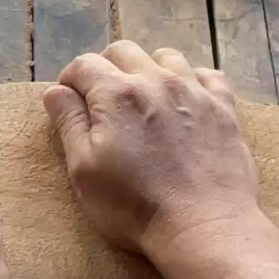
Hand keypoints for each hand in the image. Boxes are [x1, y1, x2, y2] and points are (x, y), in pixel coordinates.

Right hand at [42, 40, 261, 258]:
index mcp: (116, 95)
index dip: (70, 80)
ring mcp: (194, 91)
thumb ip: (69, 124)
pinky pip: (206, 75)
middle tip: (101, 101)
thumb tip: (55, 91)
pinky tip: (183, 103)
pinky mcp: (223, 108)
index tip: (69, 102)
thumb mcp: (84, 171)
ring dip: (147, 70)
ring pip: (166, 56)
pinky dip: (189, 80)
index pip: (84, 64)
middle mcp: (156, 80)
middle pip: (123, 51)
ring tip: (143, 99)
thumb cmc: (134, 206)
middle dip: (105, 68)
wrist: (202, 226)